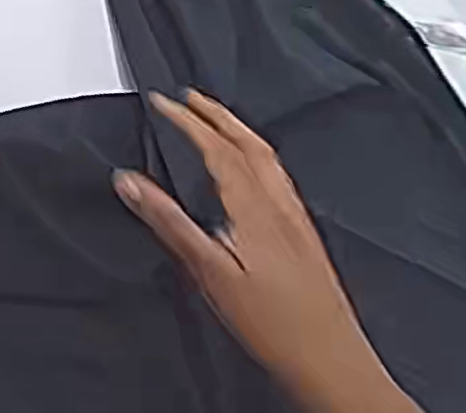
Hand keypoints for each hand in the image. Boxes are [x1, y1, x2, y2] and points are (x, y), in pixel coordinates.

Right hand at [115, 91, 420, 412]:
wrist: (336, 370)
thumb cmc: (275, 325)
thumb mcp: (208, 271)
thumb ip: (167, 221)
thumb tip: (128, 181)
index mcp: (255, 208)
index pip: (217, 148)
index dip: (187, 120)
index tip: (162, 101)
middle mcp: (280, 207)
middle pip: (250, 145)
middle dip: (217, 114)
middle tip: (191, 96)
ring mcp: (297, 223)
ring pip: (269, 159)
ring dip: (239, 130)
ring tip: (218, 118)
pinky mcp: (306, 239)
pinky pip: (280, 178)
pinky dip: (259, 155)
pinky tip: (255, 169)